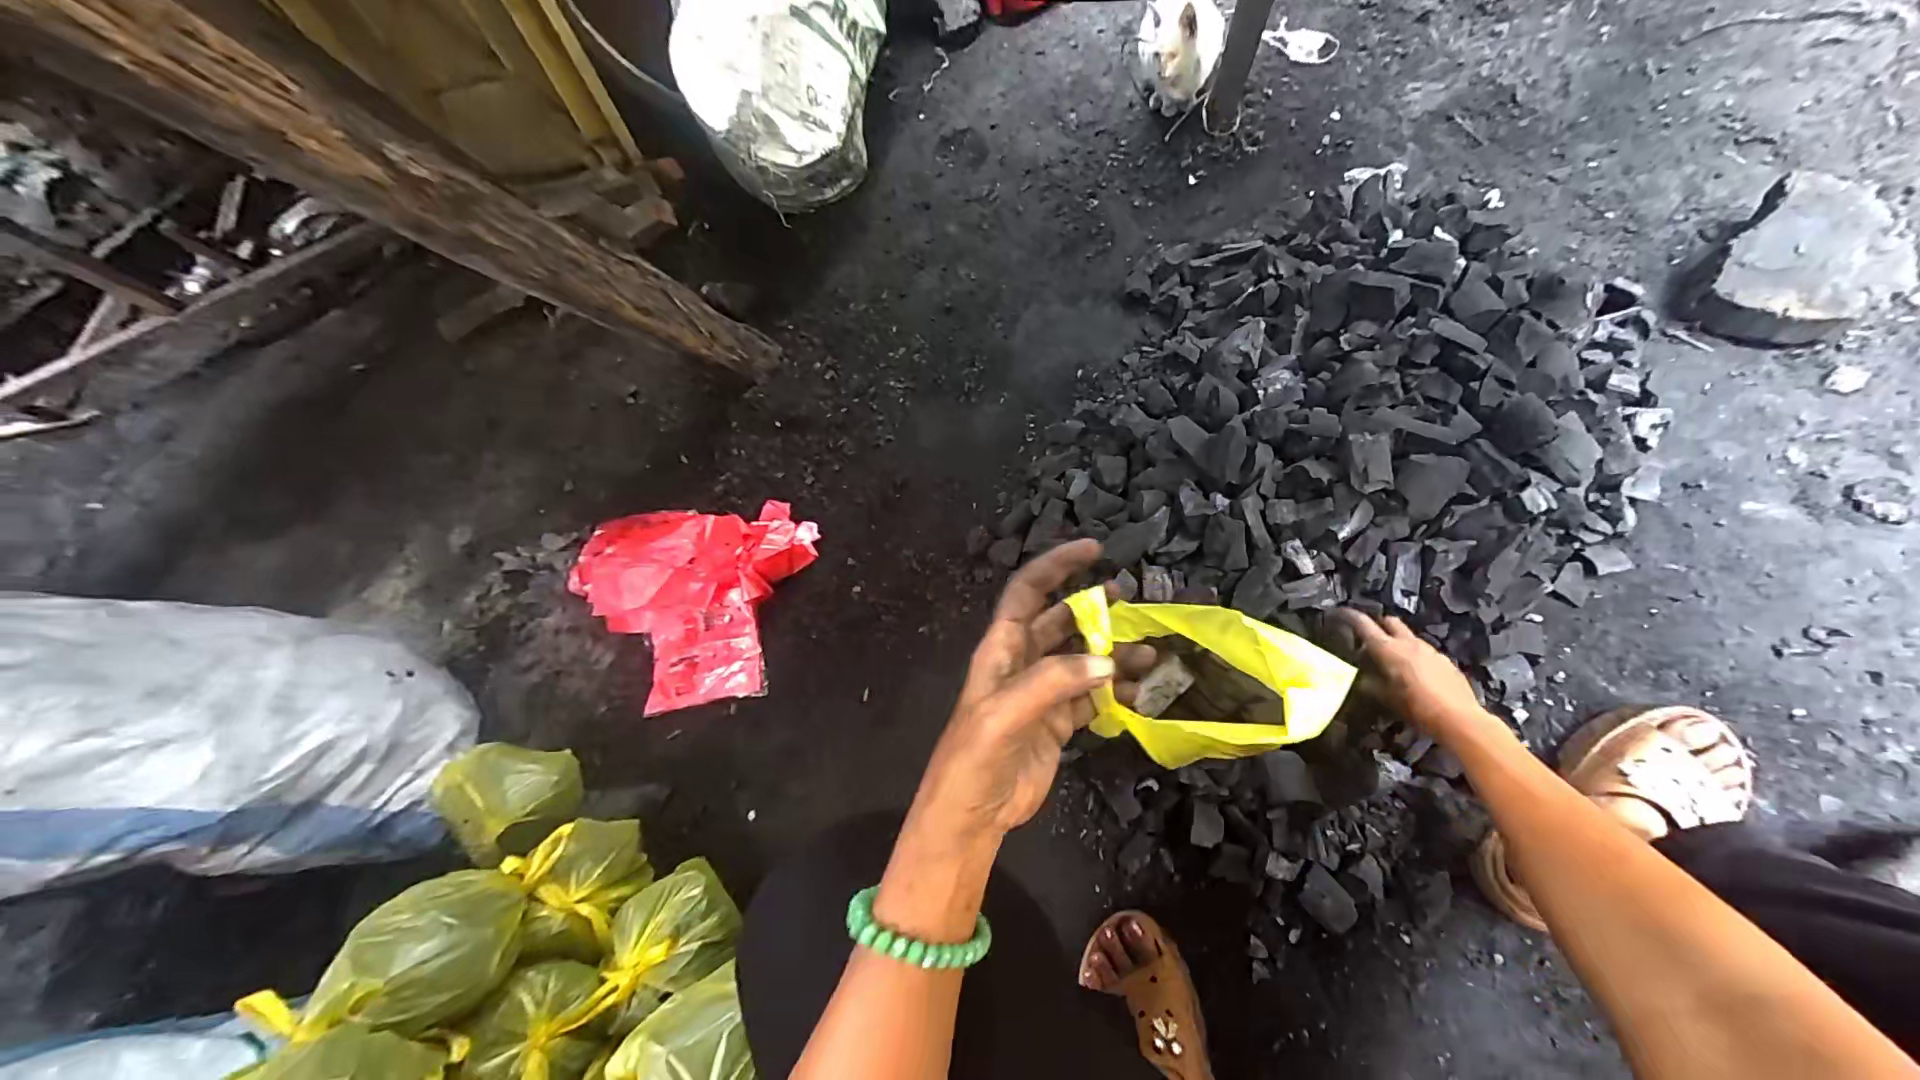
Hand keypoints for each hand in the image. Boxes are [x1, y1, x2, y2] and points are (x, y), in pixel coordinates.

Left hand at [911, 539, 1154, 840]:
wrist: (972, 814)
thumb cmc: (975, 758)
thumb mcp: (1004, 715)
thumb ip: (1052, 684)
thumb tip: (1107, 662)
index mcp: (1002, 648)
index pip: (1027, 591)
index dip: (1056, 565)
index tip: (1094, 549)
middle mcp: (1023, 662)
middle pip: (1062, 620)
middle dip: (1096, 608)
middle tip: (1133, 601)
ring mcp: (1043, 692)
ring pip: (1084, 659)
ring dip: (1116, 653)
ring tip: (1151, 656)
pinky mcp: (1058, 722)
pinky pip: (1093, 695)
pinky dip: (1117, 691)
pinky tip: (1141, 693)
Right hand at [1332, 608, 1503, 744]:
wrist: (1460, 719)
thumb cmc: (1415, 707)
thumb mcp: (1383, 698)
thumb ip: (1368, 683)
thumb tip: (1358, 677)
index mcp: (1388, 649)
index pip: (1364, 625)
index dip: (1351, 617)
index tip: (1342, 614)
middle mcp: (1409, 643)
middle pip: (1390, 622)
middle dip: (1379, 625)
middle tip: (1370, 638)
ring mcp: (1431, 651)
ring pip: (1409, 637)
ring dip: (1399, 643)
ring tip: (1393, 661)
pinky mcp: (1446, 662)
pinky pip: (1426, 653)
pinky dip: (1416, 657)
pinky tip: (1416, 675)